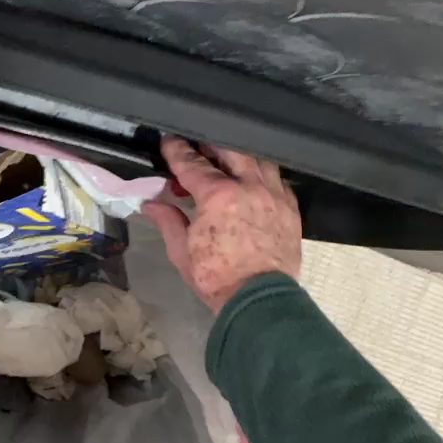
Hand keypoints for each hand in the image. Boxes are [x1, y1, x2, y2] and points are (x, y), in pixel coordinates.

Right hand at [144, 136, 302, 314]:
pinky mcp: (291, 210)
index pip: (193, 165)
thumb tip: (151, 205)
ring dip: (240, 157)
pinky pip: (278, 181)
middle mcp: (249, 187)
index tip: (169, 142)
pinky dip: (263, 176)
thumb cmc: (216, 278)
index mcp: (218, 196)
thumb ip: (169, 221)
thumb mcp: (182, 251)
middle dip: (211, 146)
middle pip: (230, 152)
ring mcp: (274, 196)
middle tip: (198, 147)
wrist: (258, 300)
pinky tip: (253, 183)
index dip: (178, 152)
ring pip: (258, 161)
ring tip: (226, 162)